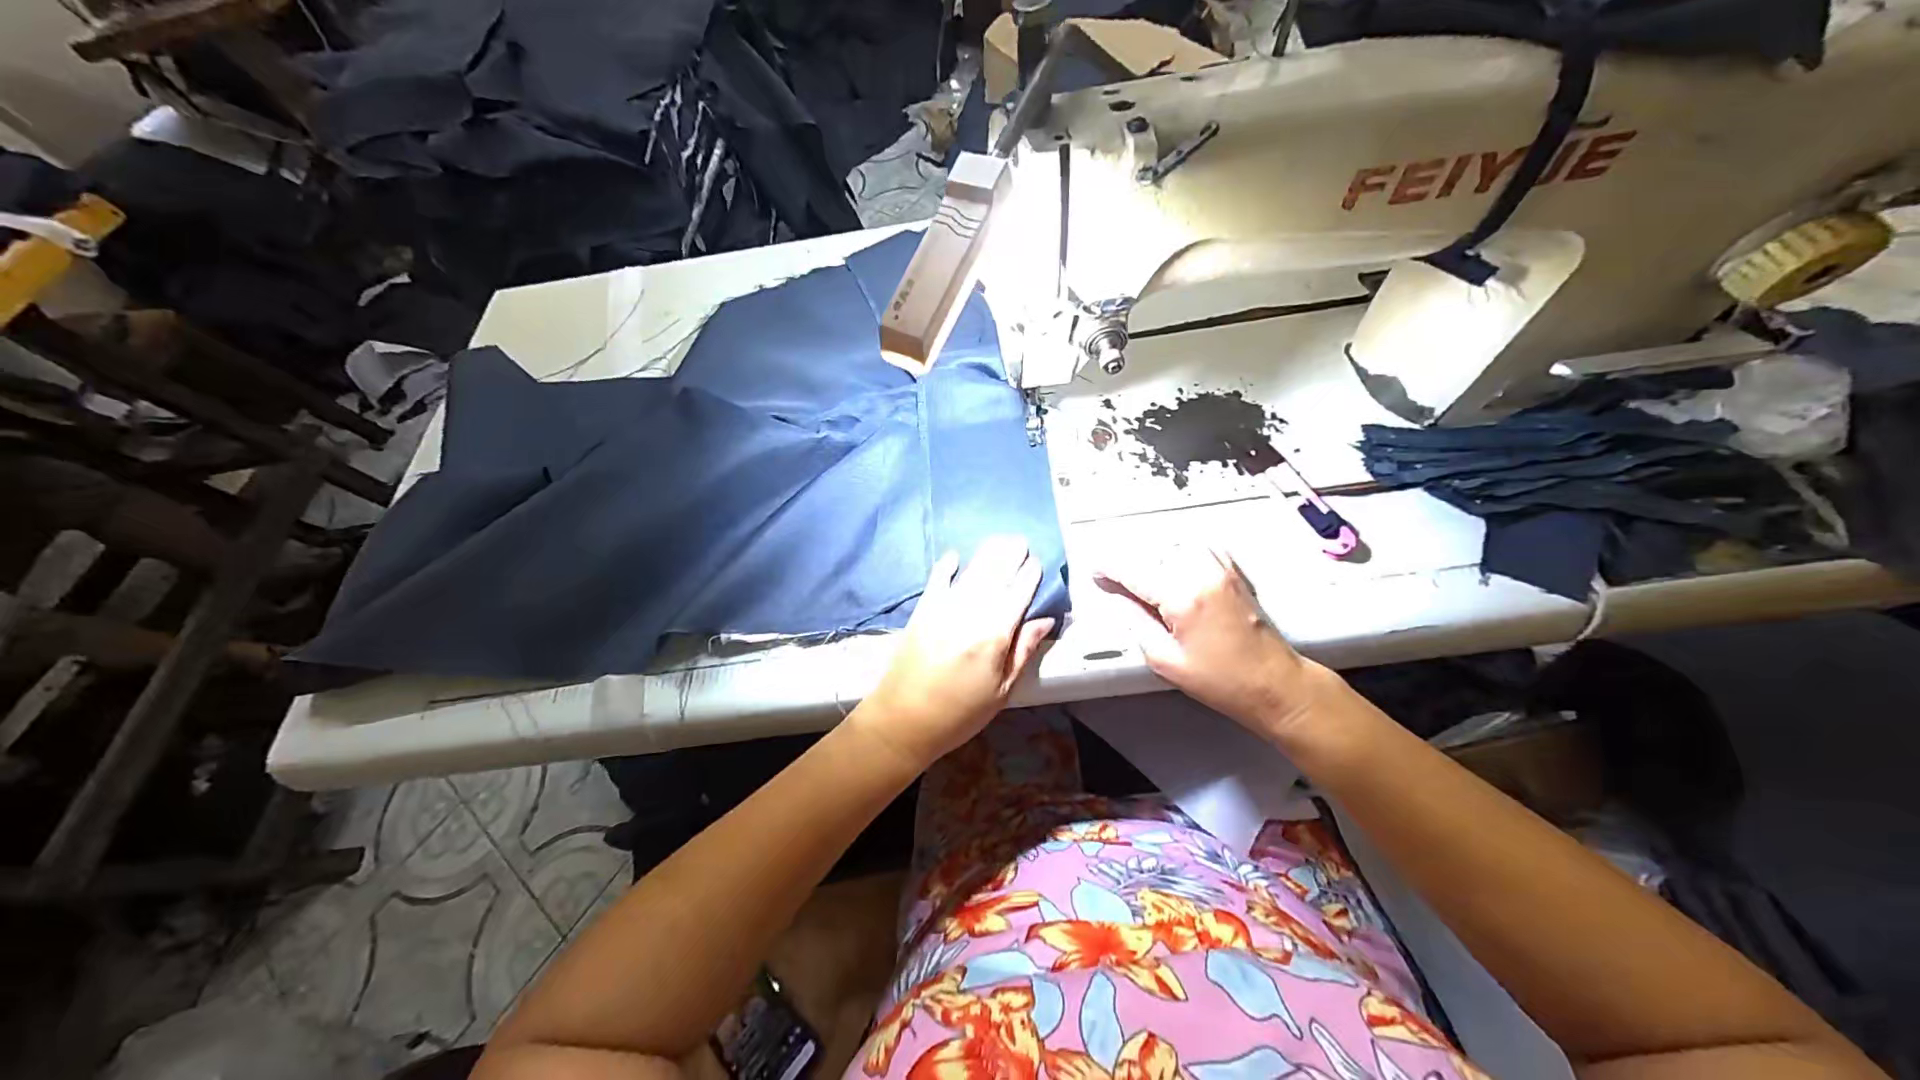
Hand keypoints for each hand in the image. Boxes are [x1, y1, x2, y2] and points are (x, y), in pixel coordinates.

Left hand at [851, 536, 1055, 772]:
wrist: (904, 720)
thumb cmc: (960, 713)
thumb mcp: (1002, 690)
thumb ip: (1023, 651)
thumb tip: (1044, 620)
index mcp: (994, 635)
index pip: (1018, 594)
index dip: (1029, 577)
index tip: (1037, 563)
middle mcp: (970, 614)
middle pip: (995, 576)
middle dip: (1010, 556)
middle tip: (1021, 540)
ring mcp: (943, 610)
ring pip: (970, 574)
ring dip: (986, 554)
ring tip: (1000, 540)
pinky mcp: (921, 612)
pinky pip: (936, 582)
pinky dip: (946, 567)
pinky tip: (955, 556)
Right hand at [1094, 547, 1334, 739]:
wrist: (1274, 684)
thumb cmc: (1225, 681)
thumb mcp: (1166, 661)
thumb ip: (1138, 623)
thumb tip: (1122, 601)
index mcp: (1183, 596)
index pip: (1134, 570)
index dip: (1109, 569)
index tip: (1097, 571)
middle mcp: (1203, 574)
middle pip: (1153, 552)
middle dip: (1130, 562)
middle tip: (1115, 578)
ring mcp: (1222, 570)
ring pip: (1176, 544)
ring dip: (1155, 555)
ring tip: (1143, 575)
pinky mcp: (1234, 573)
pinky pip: (1200, 548)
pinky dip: (1181, 552)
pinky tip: (1174, 567)